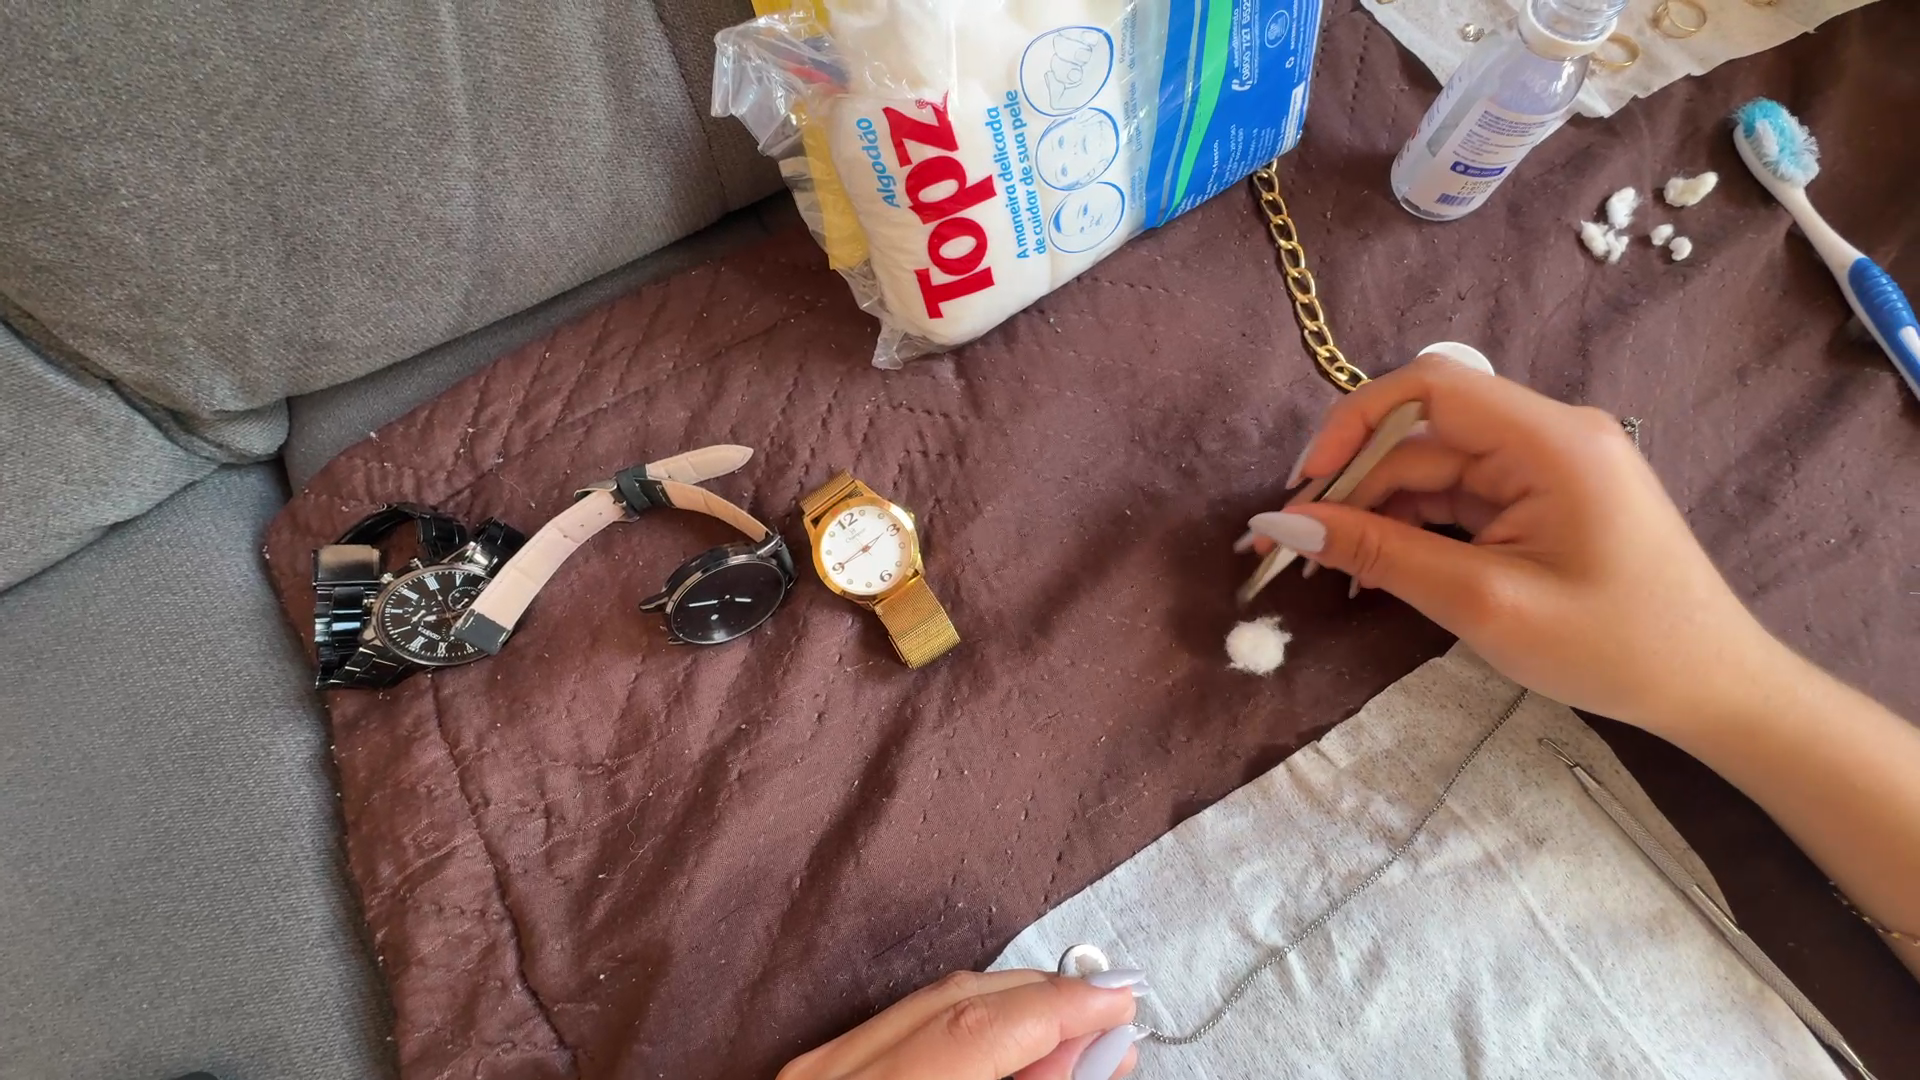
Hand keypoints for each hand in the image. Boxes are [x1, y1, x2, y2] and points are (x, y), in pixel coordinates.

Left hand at [778, 969, 1144, 1079]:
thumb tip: (1089, 1057)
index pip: (979, 1029)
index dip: (1062, 1006)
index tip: (1120, 997)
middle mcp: (834, 1077)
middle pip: (959, 998)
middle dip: (1043, 995)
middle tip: (1107, 1007)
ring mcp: (815, 1070)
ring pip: (933, 1000)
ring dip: (1009, 1004)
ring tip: (1068, 1025)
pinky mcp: (813, 1069)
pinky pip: (907, 1020)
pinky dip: (967, 1022)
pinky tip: (1005, 1044)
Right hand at [1245, 355, 1787, 734]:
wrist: (1712, 692)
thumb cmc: (1610, 646)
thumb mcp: (1479, 601)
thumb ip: (1378, 553)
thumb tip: (1281, 523)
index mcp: (1548, 441)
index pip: (1428, 388)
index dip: (1351, 423)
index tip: (1305, 484)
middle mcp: (1541, 436)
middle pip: (1415, 437)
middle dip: (1346, 484)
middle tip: (1287, 541)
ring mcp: (1535, 468)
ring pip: (1420, 470)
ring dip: (1366, 511)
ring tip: (1319, 563)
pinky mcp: (1528, 499)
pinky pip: (1443, 498)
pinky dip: (1398, 528)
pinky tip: (1366, 565)